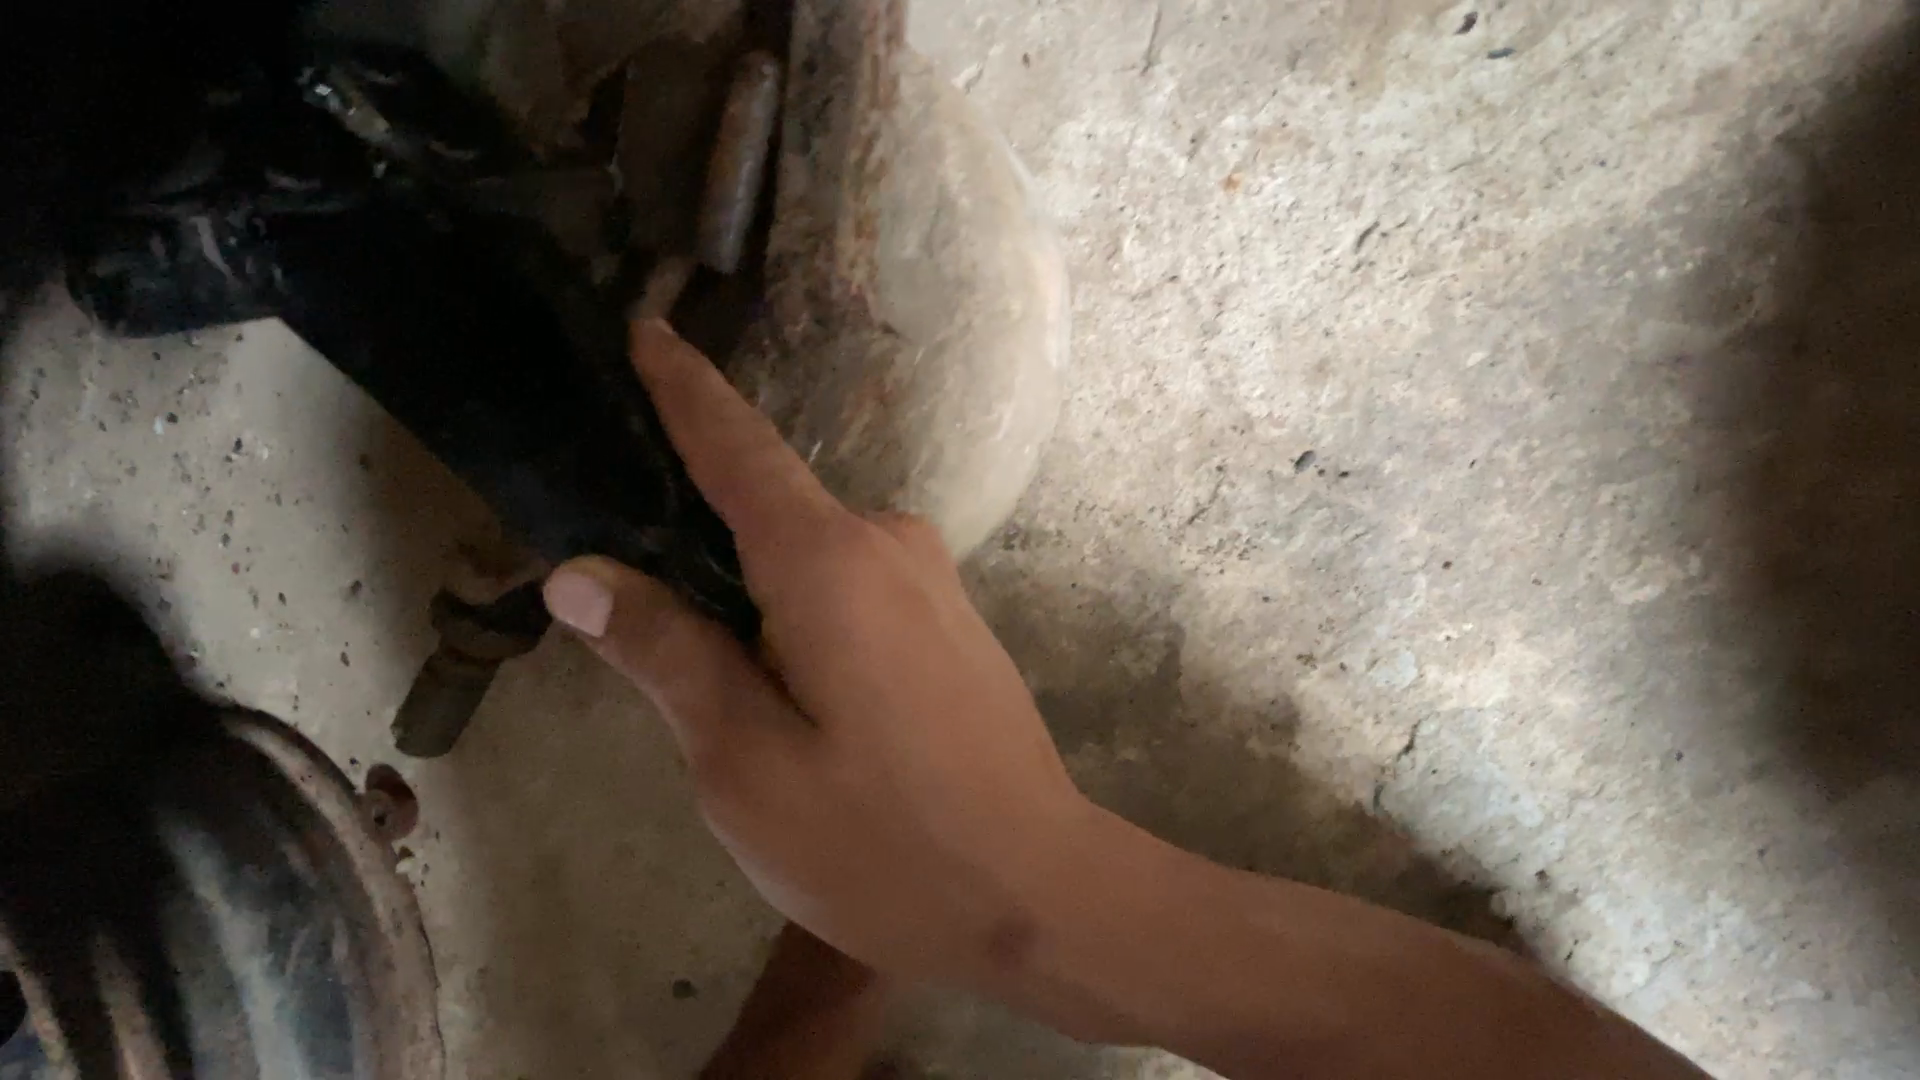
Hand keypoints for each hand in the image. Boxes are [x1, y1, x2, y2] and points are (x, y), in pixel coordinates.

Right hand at [542, 320, 1101, 988]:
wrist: (1037, 890)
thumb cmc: (882, 843)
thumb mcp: (745, 764)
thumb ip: (668, 654)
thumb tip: (585, 574)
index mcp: (829, 561)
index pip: (737, 449)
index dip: (685, 390)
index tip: (647, 334)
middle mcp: (888, 543)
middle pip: (768, 506)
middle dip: (696, 526)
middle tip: (620, 580)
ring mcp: (931, 579)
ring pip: (808, 554)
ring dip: (748, 585)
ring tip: (694, 657)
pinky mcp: (950, 618)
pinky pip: (850, 585)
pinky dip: (797, 607)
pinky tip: (778, 678)